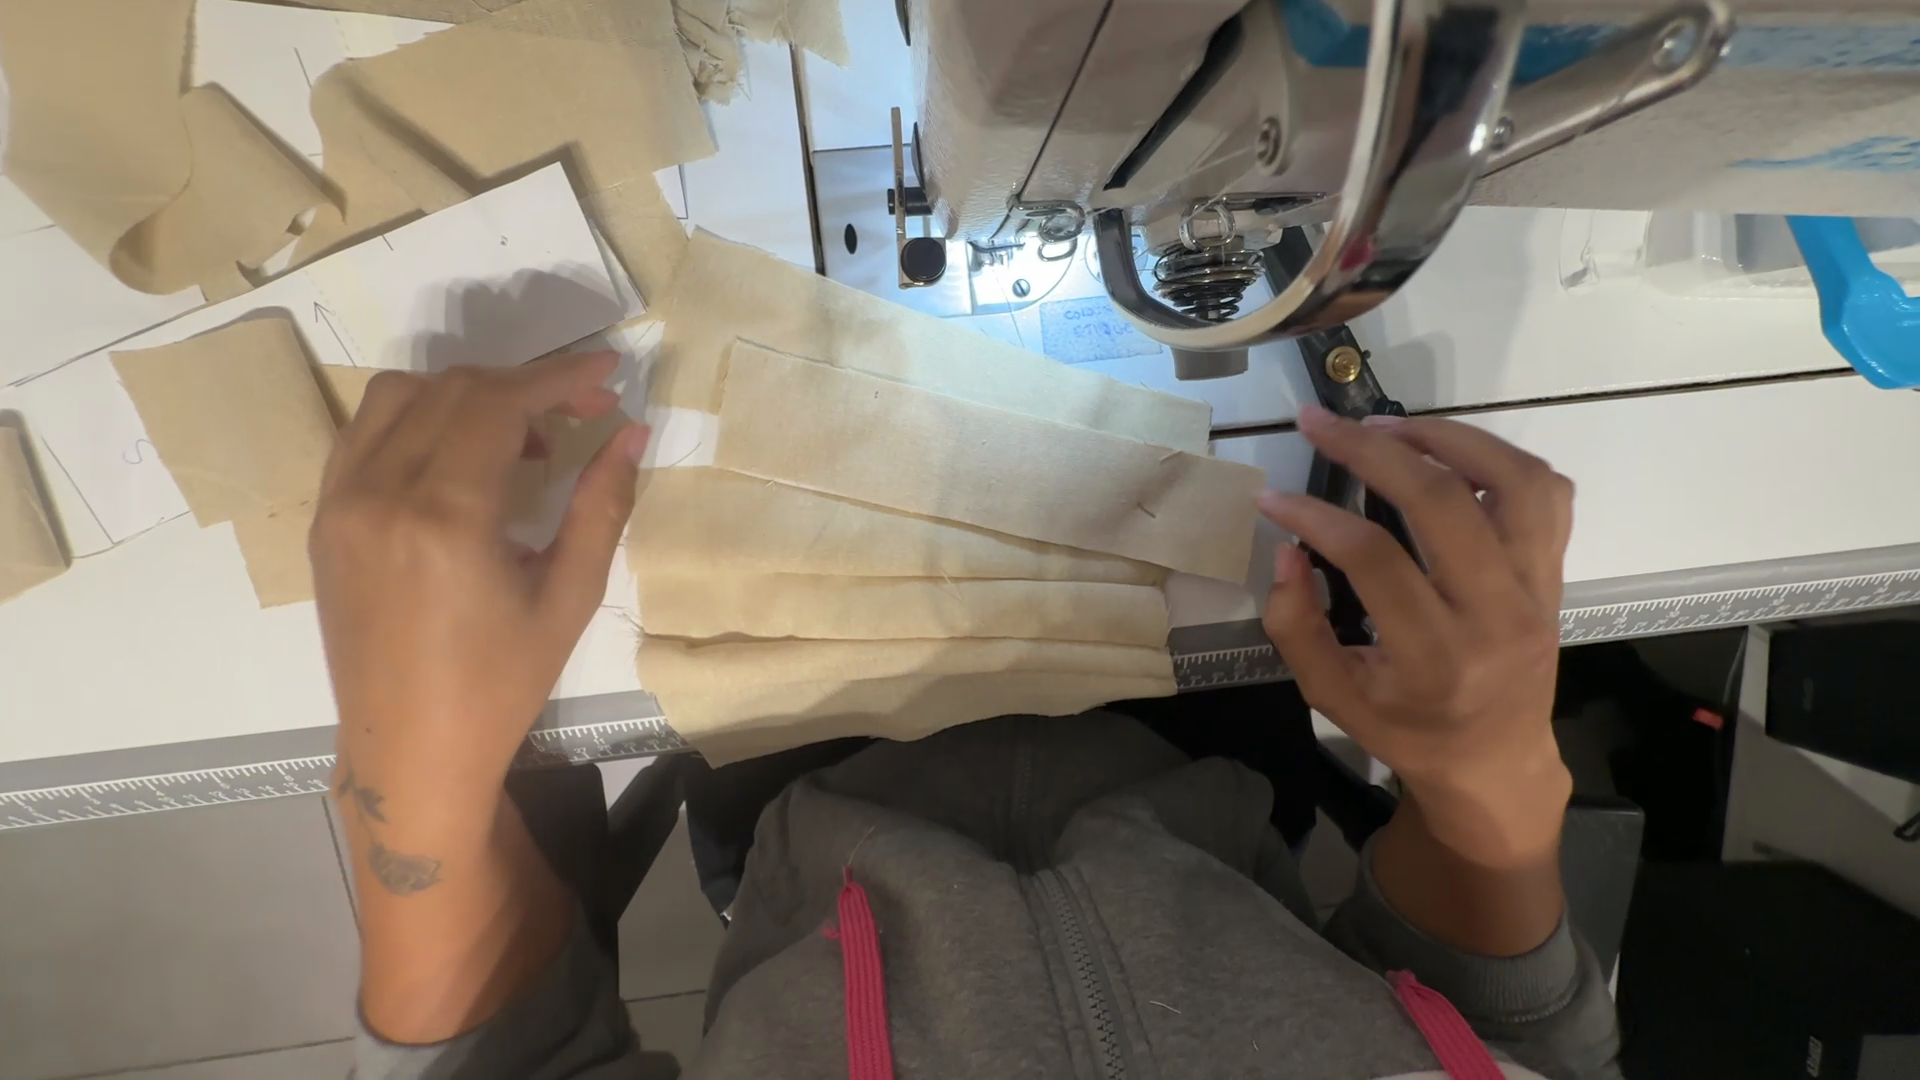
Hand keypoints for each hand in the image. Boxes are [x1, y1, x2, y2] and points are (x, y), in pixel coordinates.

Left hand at [312, 352, 648, 838]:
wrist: (411, 745)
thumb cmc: (505, 680)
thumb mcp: (571, 595)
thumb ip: (602, 505)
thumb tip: (632, 433)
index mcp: (443, 517)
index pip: (497, 405)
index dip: (558, 377)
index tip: (608, 371)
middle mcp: (377, 492)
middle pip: (452, 389)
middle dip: (527, 383)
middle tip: (587, 408)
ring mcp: (339, 502)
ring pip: (401, 397)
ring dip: (473, 395)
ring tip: (528, 437)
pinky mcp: (326, 517)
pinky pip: (371, 431)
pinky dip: (428, 418)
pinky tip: (471, 457)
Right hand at [1258, 405, 1573, 868]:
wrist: (1494, 759)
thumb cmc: (1404, 729)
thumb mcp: (1328, 694)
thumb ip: (1296, 625)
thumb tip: (1287, 549)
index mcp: (1436, 654)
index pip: (1374, 558)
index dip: (1314, 516)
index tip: (1271, 498)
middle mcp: (1498, 613)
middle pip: (1442, 503)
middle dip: (1371, 450)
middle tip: (1318, 423)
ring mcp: (1538, 588)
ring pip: (1511, 482)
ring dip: (1444, 438)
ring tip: (1384, 425)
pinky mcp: (1554, 573)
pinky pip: (1543, 493)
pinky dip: (1495, 456)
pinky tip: (1443, 452)